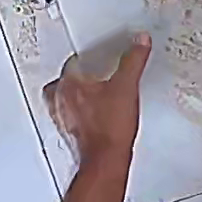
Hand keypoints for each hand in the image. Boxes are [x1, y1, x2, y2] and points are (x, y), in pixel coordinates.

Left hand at [44, 33, 151, 164]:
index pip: (71, 62)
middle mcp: (61, 101)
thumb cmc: (109, 128)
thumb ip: (133, 61)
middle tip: (87, 74)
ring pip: (61, 100)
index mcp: (69, 85)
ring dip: (72, 96)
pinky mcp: (70, 134)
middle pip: (62, 81)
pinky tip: (91, 116)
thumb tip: (140, 41)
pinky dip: (77, 114)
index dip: (84, 58)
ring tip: (87, 93)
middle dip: (75, 77)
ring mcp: (63, 119)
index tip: (94, 57)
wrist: (106, 159)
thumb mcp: (127, 86)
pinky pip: (69, 118)